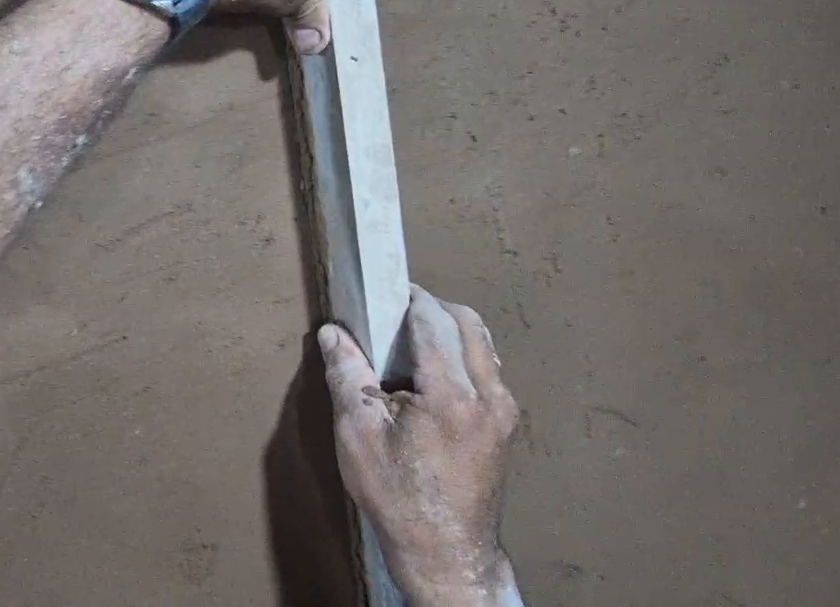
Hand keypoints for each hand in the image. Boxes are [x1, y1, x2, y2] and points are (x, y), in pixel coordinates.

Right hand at [318, 287, 521, 606]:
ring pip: (481, 344)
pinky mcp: (506, 426)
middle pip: (468, 323)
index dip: (406, 297)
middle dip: (430, 306)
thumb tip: (333, 332)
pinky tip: (426, 374)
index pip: (433, 322)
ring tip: (404, 342)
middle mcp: (490, 398)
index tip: (380, 285)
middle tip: (390, 310)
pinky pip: (486, 368)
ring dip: (447, 329)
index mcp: (452, 396)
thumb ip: (346, 373)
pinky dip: (459, 353)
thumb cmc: (398, 494)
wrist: (446, 554)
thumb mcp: (357, 432)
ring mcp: (504, 413)